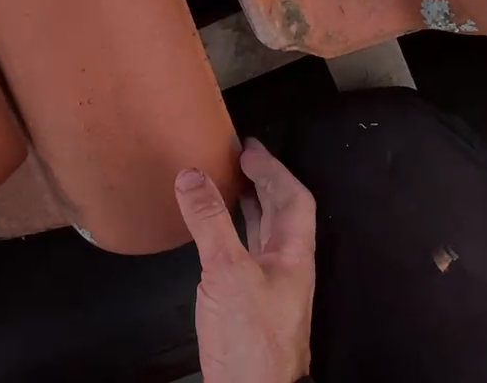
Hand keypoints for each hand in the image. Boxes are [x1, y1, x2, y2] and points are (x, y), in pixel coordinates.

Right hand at [176, 139, 315, 382]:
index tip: (248, 149)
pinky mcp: (248, 302)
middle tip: (238, 157)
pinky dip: (231, 231)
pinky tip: (214, 229)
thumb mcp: (228, 272)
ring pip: (263, 232)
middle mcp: (286, 267)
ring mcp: (268, 287)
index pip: (294, 199)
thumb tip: (191, 174)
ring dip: (248, 204)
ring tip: (226, 181)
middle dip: (263, 181)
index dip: (274, 170)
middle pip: (281, 213)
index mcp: (294, 256)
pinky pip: (243, 253)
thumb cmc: (249, 336)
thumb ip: (210, 222)